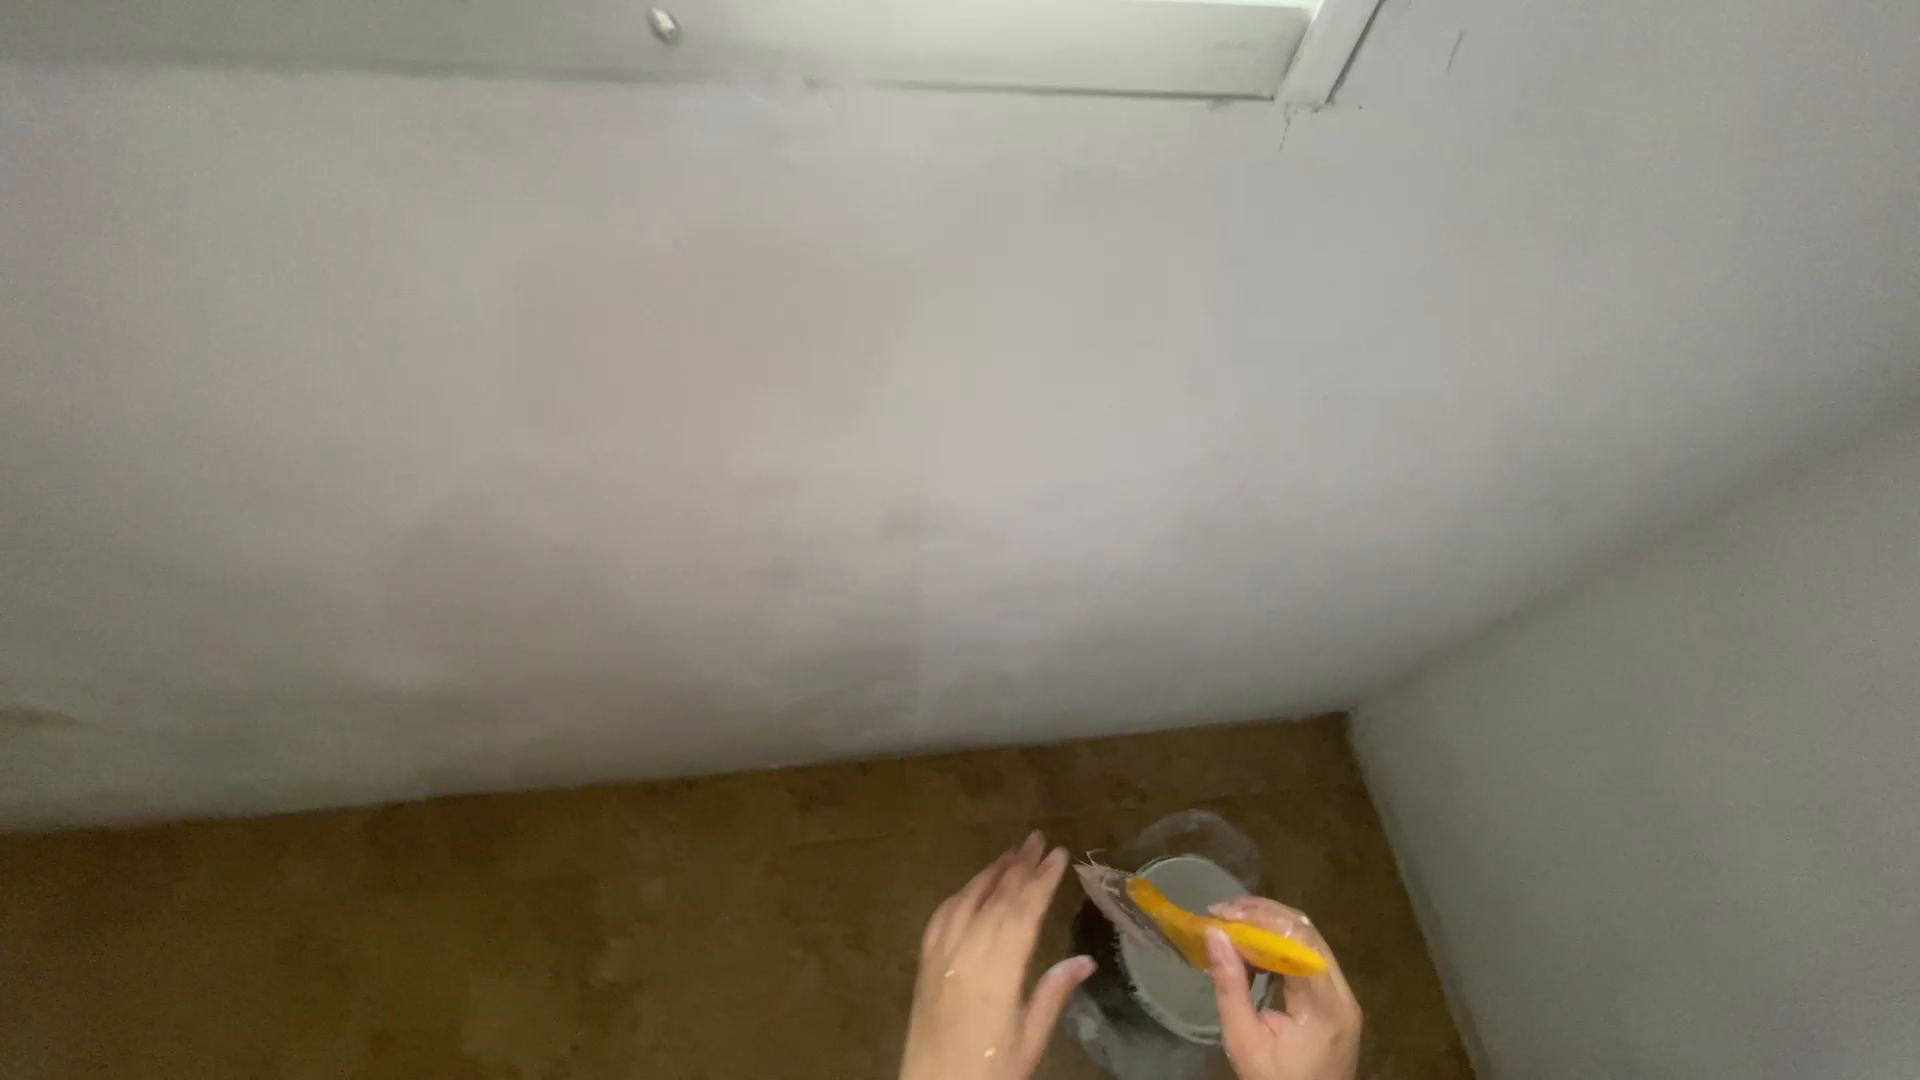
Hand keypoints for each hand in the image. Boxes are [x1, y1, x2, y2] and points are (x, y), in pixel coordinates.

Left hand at [899, 831, 1096, 1079]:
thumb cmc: (989, 1069)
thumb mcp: (1030, 1038)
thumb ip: (1054, 992)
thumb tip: (1086, 959)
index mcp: (998, 971)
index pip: (1024, 911)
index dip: (1042, 879)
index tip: (1059, 854)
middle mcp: (967, 950)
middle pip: (998, 897)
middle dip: (1021, 865)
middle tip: (1039, 838)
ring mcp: (942, 950)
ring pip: (970, 897)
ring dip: (993, 871)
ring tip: (1014, 851)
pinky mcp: (925, 957)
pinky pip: (945, 911)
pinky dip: (964, 892)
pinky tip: (977, 884)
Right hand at [1203, 898, 1361, 1079]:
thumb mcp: (1243, 1039)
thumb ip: (1230, 984)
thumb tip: (1213, 932)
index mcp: (1325, 1005)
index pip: (1298, 939)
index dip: (1258, 917)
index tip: (1221, 914)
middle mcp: (1342, 994)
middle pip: (1306, 932)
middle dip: (1261, 914)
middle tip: (1222, 912)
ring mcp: (1342, 997)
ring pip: (1308, 940)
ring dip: (1268, 925)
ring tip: (1231, 923)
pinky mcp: (1335, 1002)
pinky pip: (1308, 957)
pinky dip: (1278, 944)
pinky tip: (1251, 946)